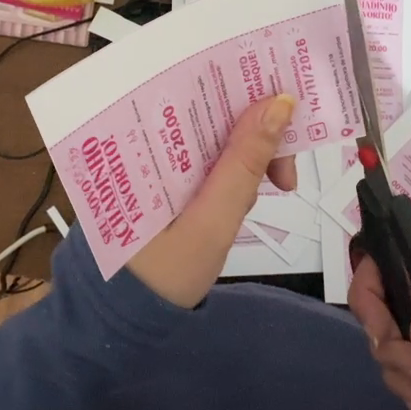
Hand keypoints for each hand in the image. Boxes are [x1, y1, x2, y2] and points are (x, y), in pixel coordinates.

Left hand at [126, 95, 298, 307]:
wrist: (121, 324)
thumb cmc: (162, 274)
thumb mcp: (211, 219)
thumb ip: (244, 163)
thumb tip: (280, 102)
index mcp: (141, 137)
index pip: (192, 86)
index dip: (242, 85)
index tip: (287, 99)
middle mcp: (145, 139)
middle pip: (210, 111)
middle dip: (259, 128)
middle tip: (289, 167)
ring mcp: (158, 161)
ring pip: (216, 135)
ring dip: (253, 153)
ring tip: (279, 185)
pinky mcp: (168, 181)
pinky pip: (209, 159)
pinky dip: (237, 171)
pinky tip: (251, 195)